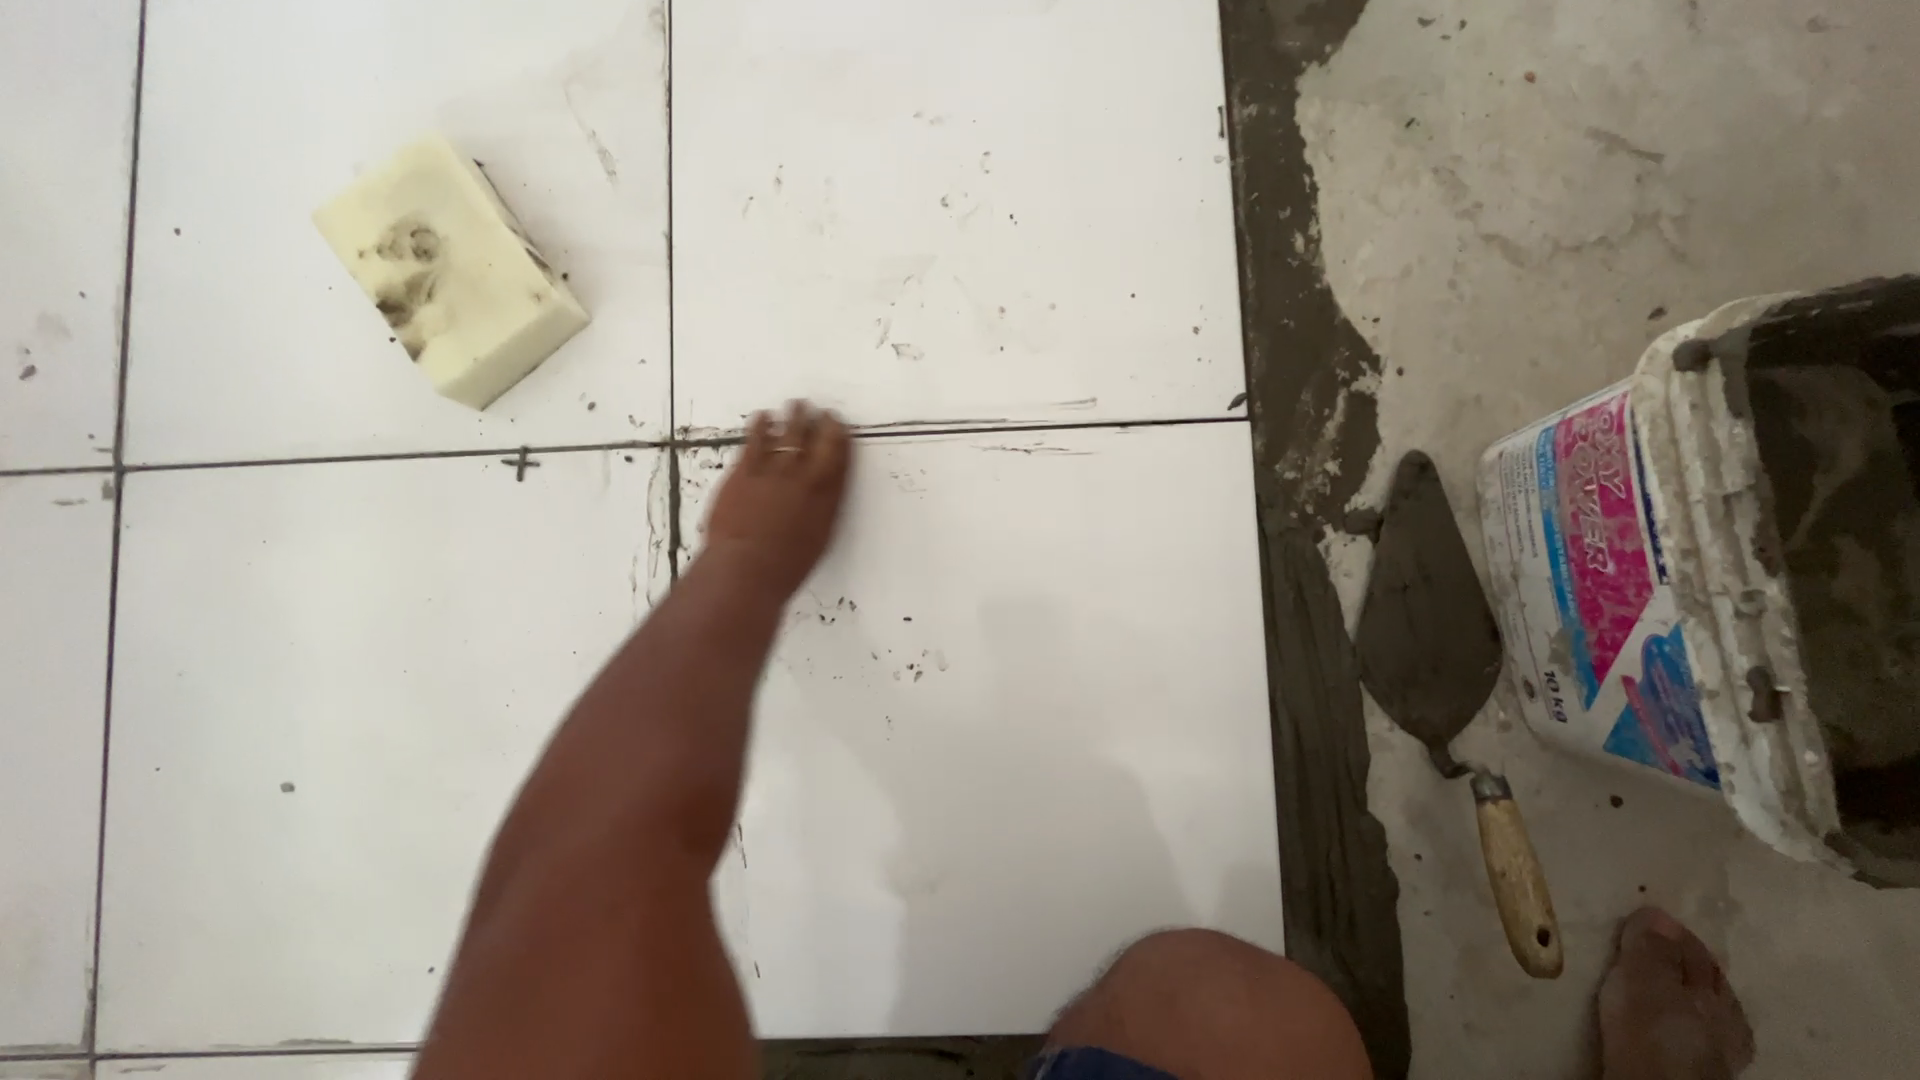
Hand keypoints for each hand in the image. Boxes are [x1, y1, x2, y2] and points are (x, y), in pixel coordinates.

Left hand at [702, 401, 852, 597]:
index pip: (839, 460)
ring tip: (796, 404)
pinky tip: (762, 416)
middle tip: (822, 410)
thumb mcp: (817, 541)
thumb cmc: (784, 567)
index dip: (840, 440)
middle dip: (820, 423)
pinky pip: (755, 441)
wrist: (746, 568)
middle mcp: (805, 479)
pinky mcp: (746, 471)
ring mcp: (775, 472)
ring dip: (793, 418)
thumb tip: (820, 497)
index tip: (840, 426)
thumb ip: (821, 512)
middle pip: (816, 442)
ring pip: (788, 435)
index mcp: (826, 499)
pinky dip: (760, 426)